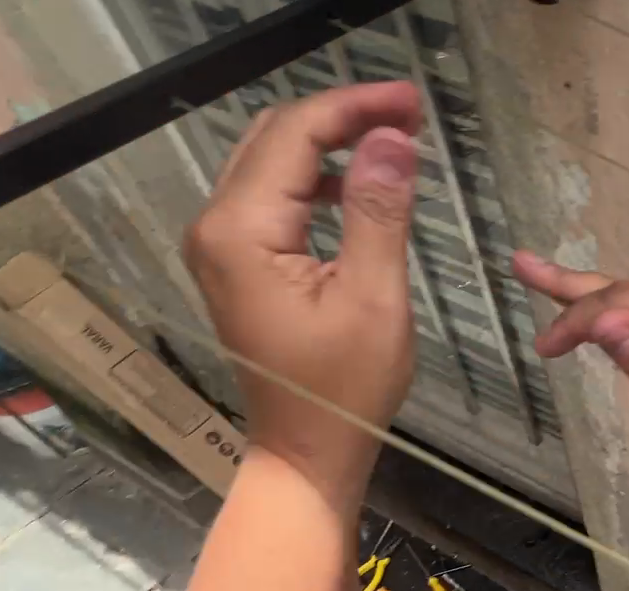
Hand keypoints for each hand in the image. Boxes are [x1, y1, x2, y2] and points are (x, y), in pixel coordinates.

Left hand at [184, 82, 422, 504]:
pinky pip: (274, 203)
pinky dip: (317, 186)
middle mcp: (217, 227)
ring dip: (330, 149)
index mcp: (243, 231)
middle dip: (342, 120)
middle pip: (275, 141)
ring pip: (272, 168)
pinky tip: (357, 193)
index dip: (354, 110)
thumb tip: (394, 142)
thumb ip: (380, 215)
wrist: (309, 450)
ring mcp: (223, 248)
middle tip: (409, 116)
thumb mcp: (374, 300)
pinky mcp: (239, 267)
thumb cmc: (347, 388)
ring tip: (390, 145)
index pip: (295, 138)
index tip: (412, 102)